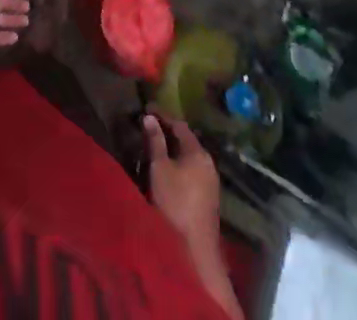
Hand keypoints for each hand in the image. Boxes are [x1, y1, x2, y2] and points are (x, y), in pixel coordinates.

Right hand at [144, 112, 221, 250]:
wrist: (195, 246)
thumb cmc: (174, 201)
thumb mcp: (159, 168)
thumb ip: (155, 141)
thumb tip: (149, 117)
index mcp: (198, 152)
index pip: (180, 125)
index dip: (163, 115)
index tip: (146, 109)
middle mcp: (208, 162)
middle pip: (186, 140)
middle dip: (168, 132)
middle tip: (148, 126)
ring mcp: (210, 180)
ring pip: (189, 155)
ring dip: (173, 149)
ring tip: (154, 146)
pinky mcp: (208, 195)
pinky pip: (192, 169)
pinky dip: (178, 162)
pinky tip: (166, 168)